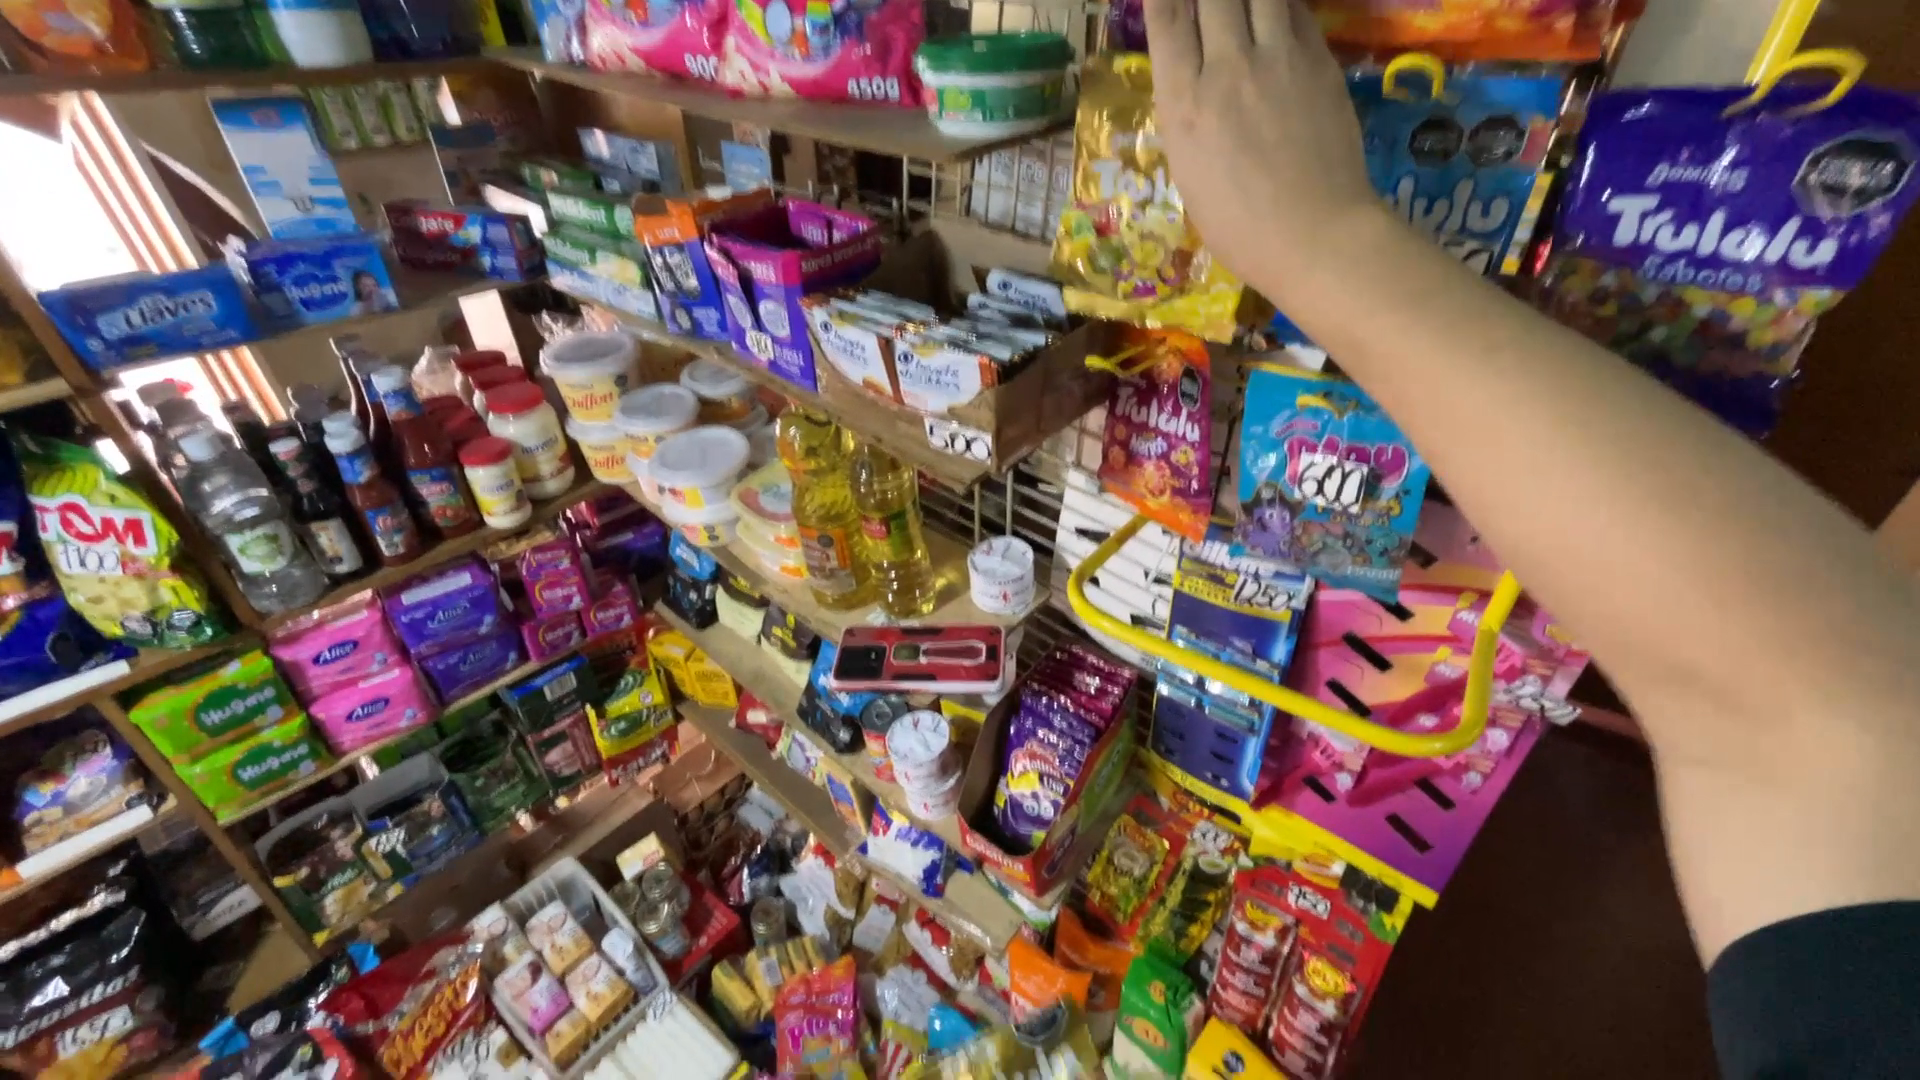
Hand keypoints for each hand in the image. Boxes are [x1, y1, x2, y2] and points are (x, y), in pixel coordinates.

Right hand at [1144, 0, 1380, 297]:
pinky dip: (1280, 3)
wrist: (1312, 233)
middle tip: (1204, 2)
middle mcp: (1226, 68)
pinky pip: (1295, 9)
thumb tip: (1191, 81)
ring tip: (1239, 6)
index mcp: (1184, 105)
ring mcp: (1277, 58)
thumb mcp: (1189, 174)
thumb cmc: (1238, 226)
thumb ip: (1188, 117)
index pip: (1168, 20)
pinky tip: (1275, 10)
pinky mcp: (1318, 59)